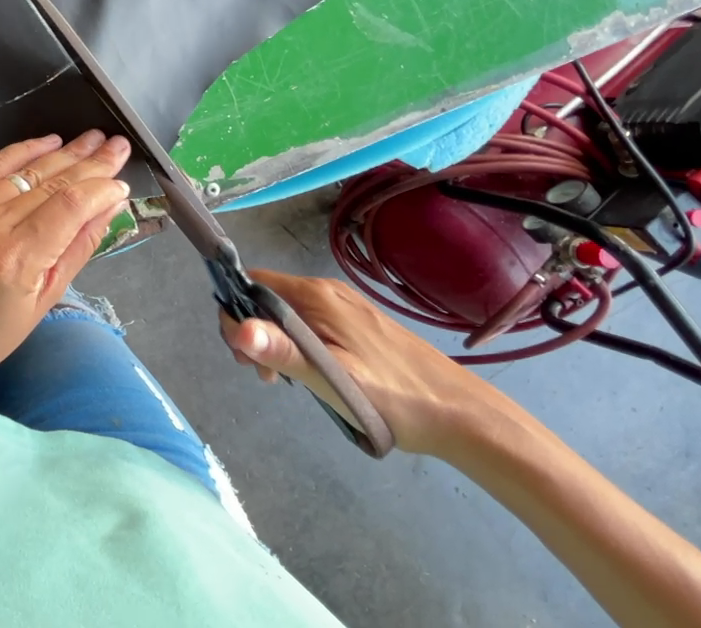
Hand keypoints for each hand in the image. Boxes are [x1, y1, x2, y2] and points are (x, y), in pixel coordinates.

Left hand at [0, 131, 132, 396]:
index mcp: (16, 258)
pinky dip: (20, 152)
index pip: (70, 205)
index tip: (123, 182)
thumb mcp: (46, 299)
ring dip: (62, 153)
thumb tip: (112, 204)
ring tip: (93, 139)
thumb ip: (79, 245)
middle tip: (119, 146)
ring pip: (23, 171)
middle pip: (50, 182)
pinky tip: (48, 142)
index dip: (101, 188)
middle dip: (90, 163)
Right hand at [219, 270, 517, 459]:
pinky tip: (313, 375)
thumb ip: (283, 351)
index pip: (252, 284)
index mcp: (316, 295)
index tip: (244, 357)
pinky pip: (310, 322)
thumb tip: (236, 327)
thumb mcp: (333, 379)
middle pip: (267, 299)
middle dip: (254, 333)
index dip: (236, 314)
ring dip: (275, 342)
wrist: (463, 415)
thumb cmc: (395, 398)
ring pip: (288, 313)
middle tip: (267, 377)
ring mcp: (345, 305)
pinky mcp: (357, 322)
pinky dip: (298, 345)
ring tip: (289, 382)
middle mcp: (327, 290)